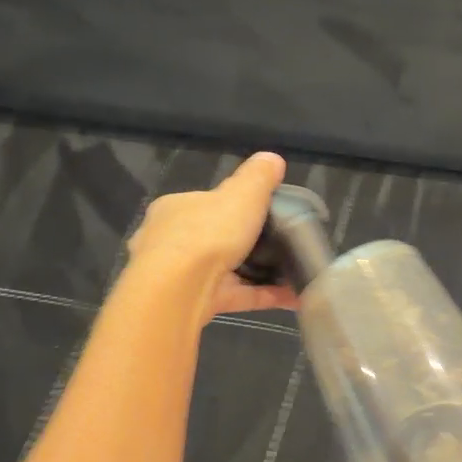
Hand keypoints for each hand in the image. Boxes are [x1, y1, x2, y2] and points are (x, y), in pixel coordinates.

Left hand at [128, 152, 297, 315]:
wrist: (180, 288)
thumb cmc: (208, 233)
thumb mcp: (242, 194)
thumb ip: (258, 177)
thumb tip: (272, 158)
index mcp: (175, 209)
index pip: (204, 203)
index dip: (231, 206)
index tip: (259, 213)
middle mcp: (169, 241)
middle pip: (211, 238)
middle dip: (240, 243)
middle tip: (277, 244)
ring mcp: (179, 276)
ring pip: (223, 270)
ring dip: (256, 273)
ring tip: (290, 274)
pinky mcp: (195, 304)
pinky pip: (236, 296)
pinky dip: (264, 295)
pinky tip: (293, 296)